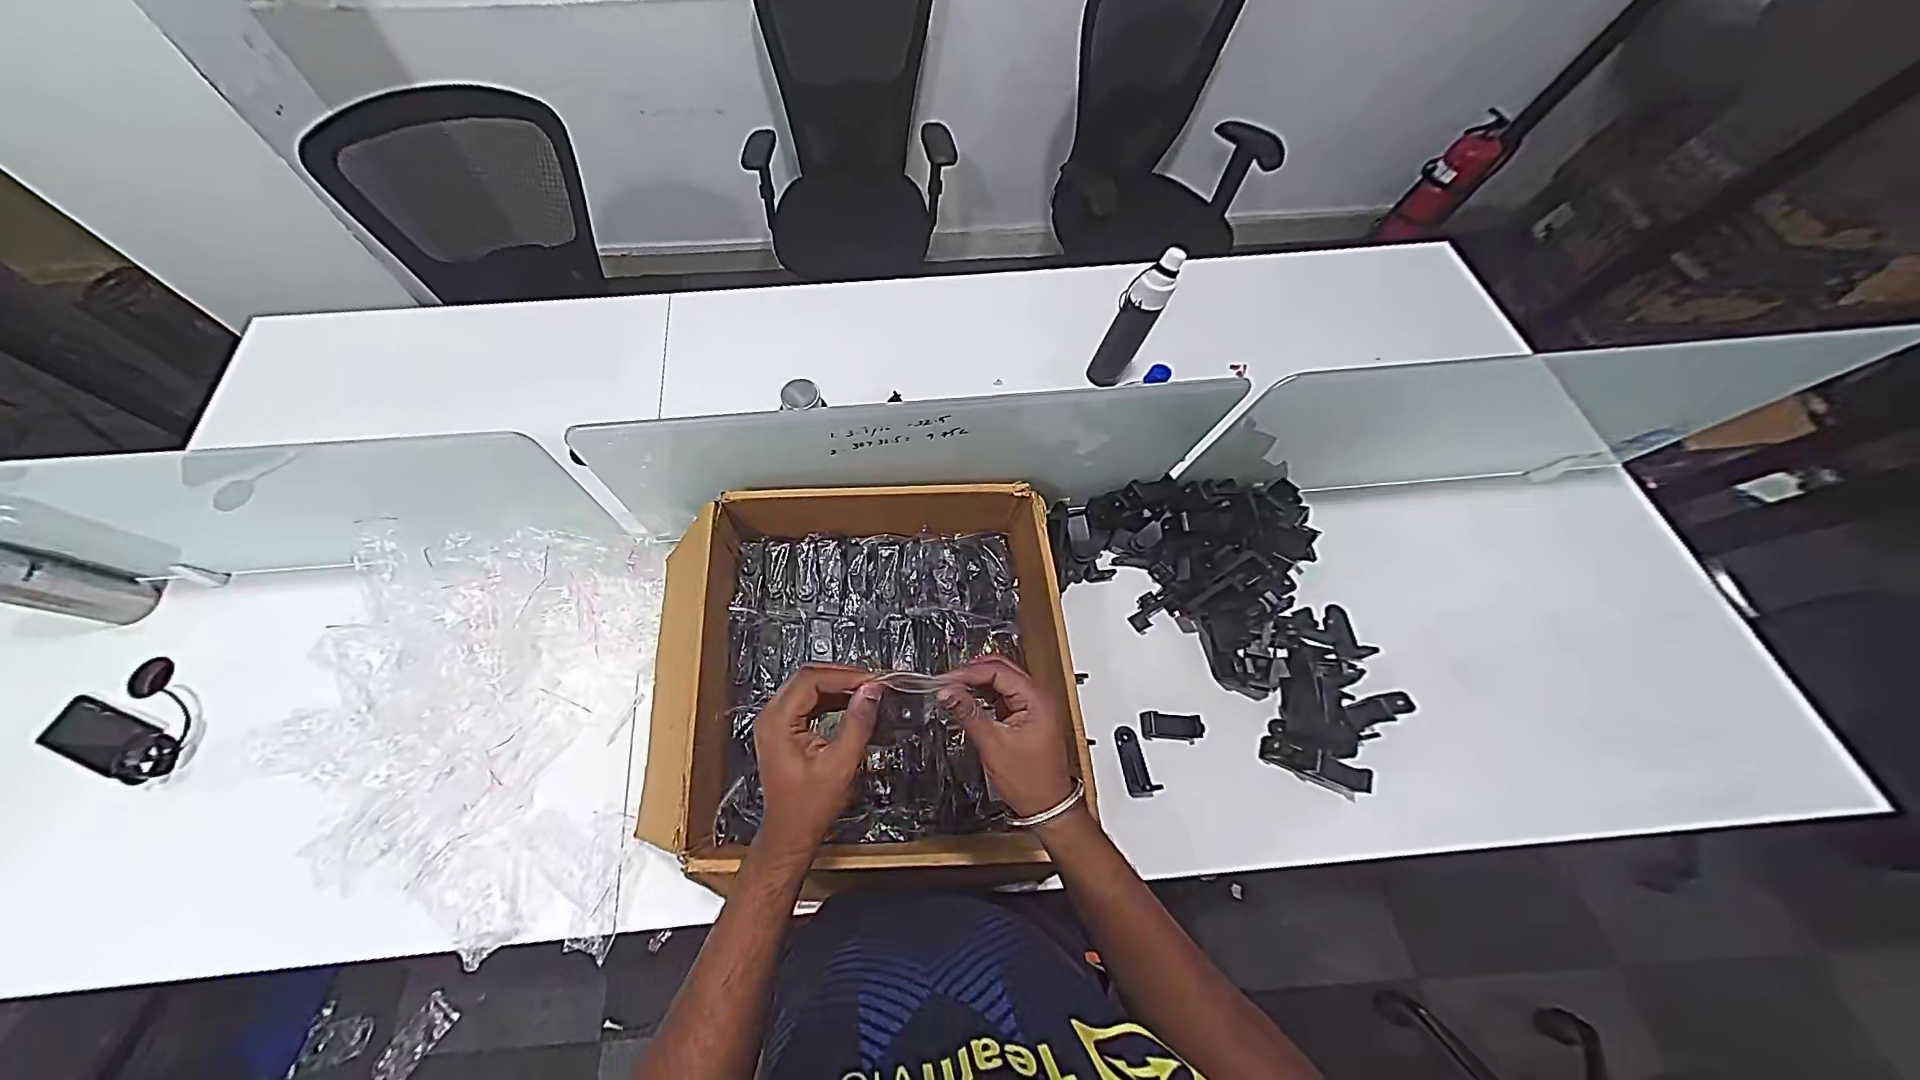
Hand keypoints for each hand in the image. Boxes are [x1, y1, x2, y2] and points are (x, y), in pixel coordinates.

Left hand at [754, 665, 880, 856]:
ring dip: (838, 686)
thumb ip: (858, 722)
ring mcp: (774, 721)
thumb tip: (871, 690)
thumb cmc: (810, 806)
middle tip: (872, 683)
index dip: (845, 676)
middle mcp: (771, 716)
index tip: (872, 680)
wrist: (791, 832)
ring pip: (808, 686)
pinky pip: (808, 701)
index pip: (811, 680)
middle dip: (843, 677)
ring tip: (866, 691)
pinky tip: (851, 703)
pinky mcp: (783, 728)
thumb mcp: (841, 763)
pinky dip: (831, 698)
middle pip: (808, 678)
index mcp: (778, 722)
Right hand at [938, 656, 1077, 818]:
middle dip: (972, 674)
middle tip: (948, 683)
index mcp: (1036, 698)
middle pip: (1001, 669)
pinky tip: (969, 704)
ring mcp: (1034, 706)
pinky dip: (984, 697)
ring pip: (1001, 681)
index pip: (998, 670)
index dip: (969, 673)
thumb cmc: (1031, 781)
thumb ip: (969, 714)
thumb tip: (949, 693)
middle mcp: (1038, 697)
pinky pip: (1003, 696)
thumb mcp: (993, 744)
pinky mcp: (1027, 715)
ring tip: (955, 693)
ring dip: (977, 684)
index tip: (948, 681)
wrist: (1047, 806)